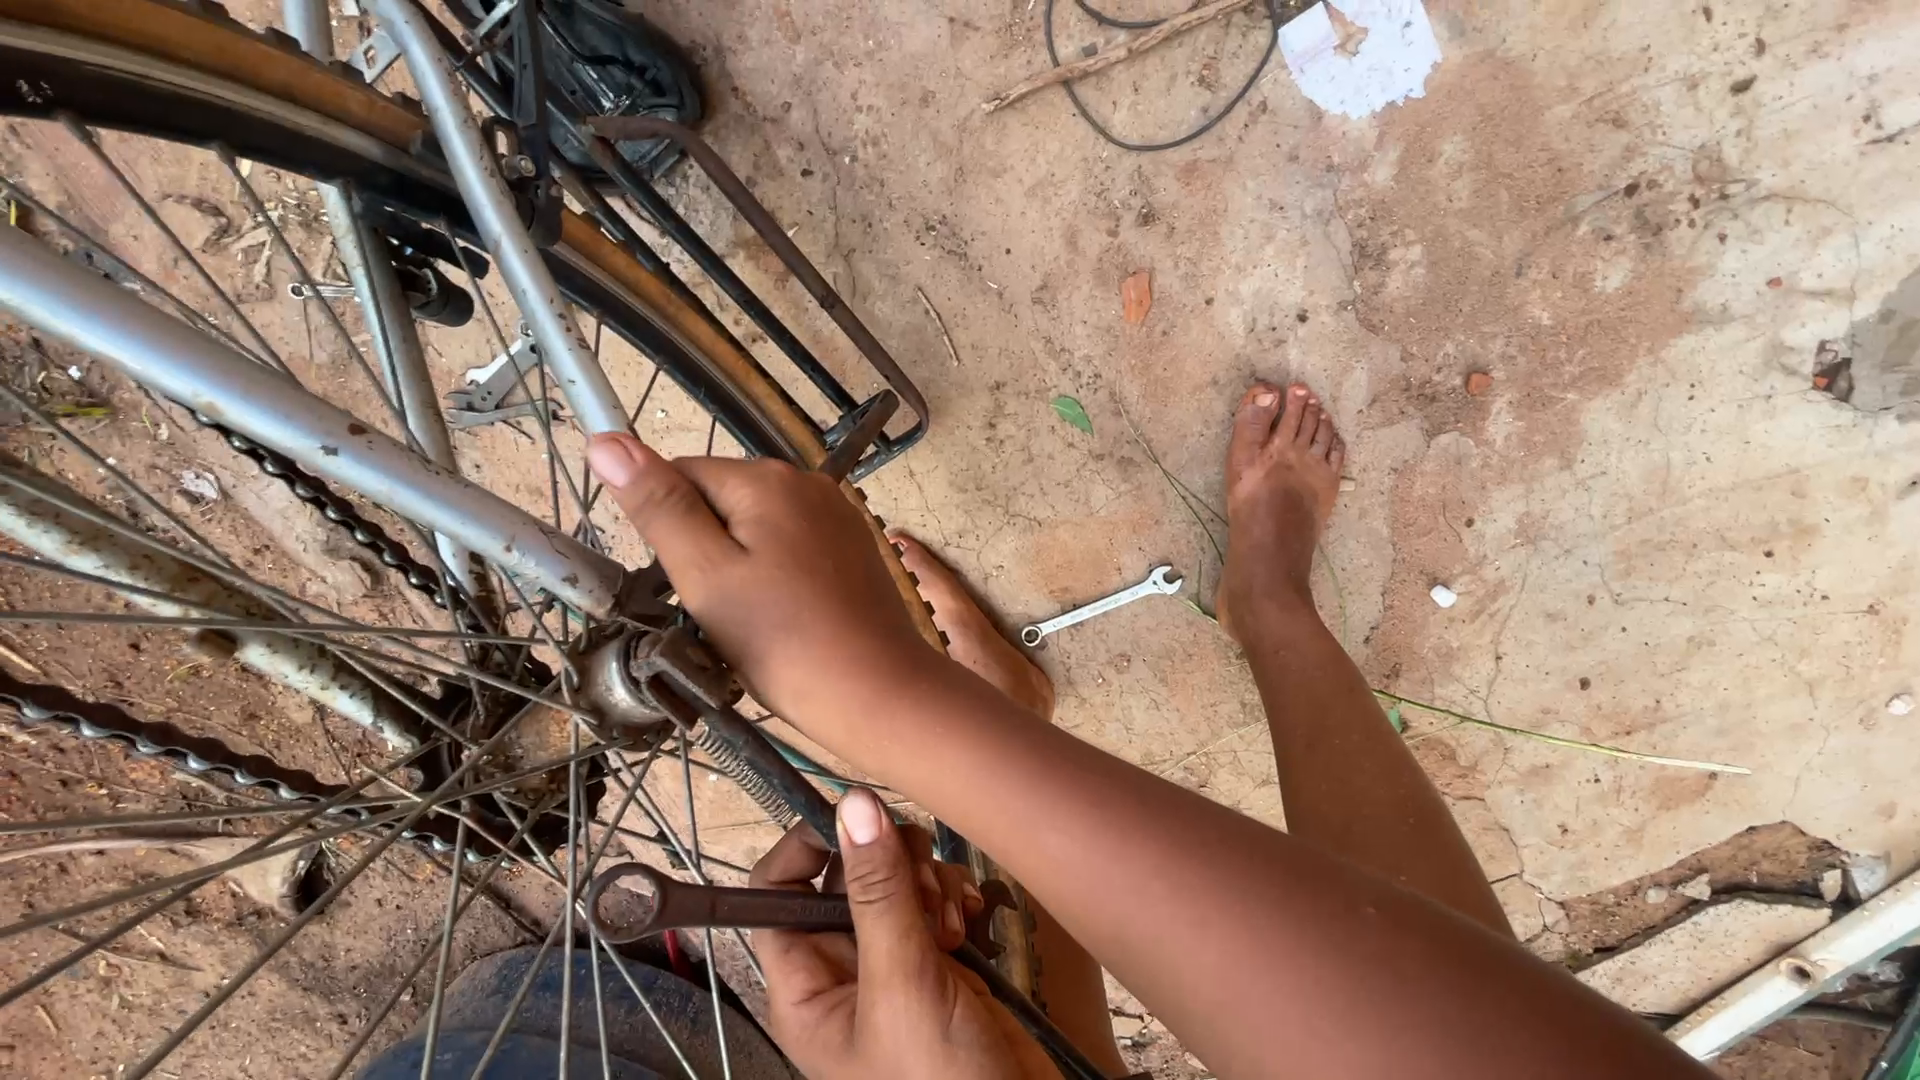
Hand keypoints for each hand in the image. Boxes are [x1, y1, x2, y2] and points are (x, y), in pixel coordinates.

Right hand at [586, 434, 932, 723]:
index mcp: (769, 479)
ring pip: (758, 529)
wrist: (875, 692)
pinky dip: (776, 578)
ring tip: (753, 619)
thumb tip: (608, 441)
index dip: (668, 529)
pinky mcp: (854, 551)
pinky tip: (785, 618)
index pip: (683, 475)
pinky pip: (793, 550)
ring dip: (740, 567)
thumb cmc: (783, 640)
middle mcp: (810, 484)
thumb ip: (659, 506)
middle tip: (720, 610)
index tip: (684, 582)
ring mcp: (839, 516)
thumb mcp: (705, 573)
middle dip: (707, 549)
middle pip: (723, 501)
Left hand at [750, 788, 1062, 1079]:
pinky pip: (933, 898)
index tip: (857, 816)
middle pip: (846, 874)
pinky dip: (953, 895)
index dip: (807, 845)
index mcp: (805, 983)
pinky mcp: (936, 959)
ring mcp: (891, 960)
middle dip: (889, 865)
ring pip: (894, 878)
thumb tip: (853, 800)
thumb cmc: (940, 1078)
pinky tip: (972, 916)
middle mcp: (841, 966)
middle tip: (924, 885)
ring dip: (928, 882)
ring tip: (952, 920)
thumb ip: (879, 891)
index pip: (777, 890)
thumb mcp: (903, 984)